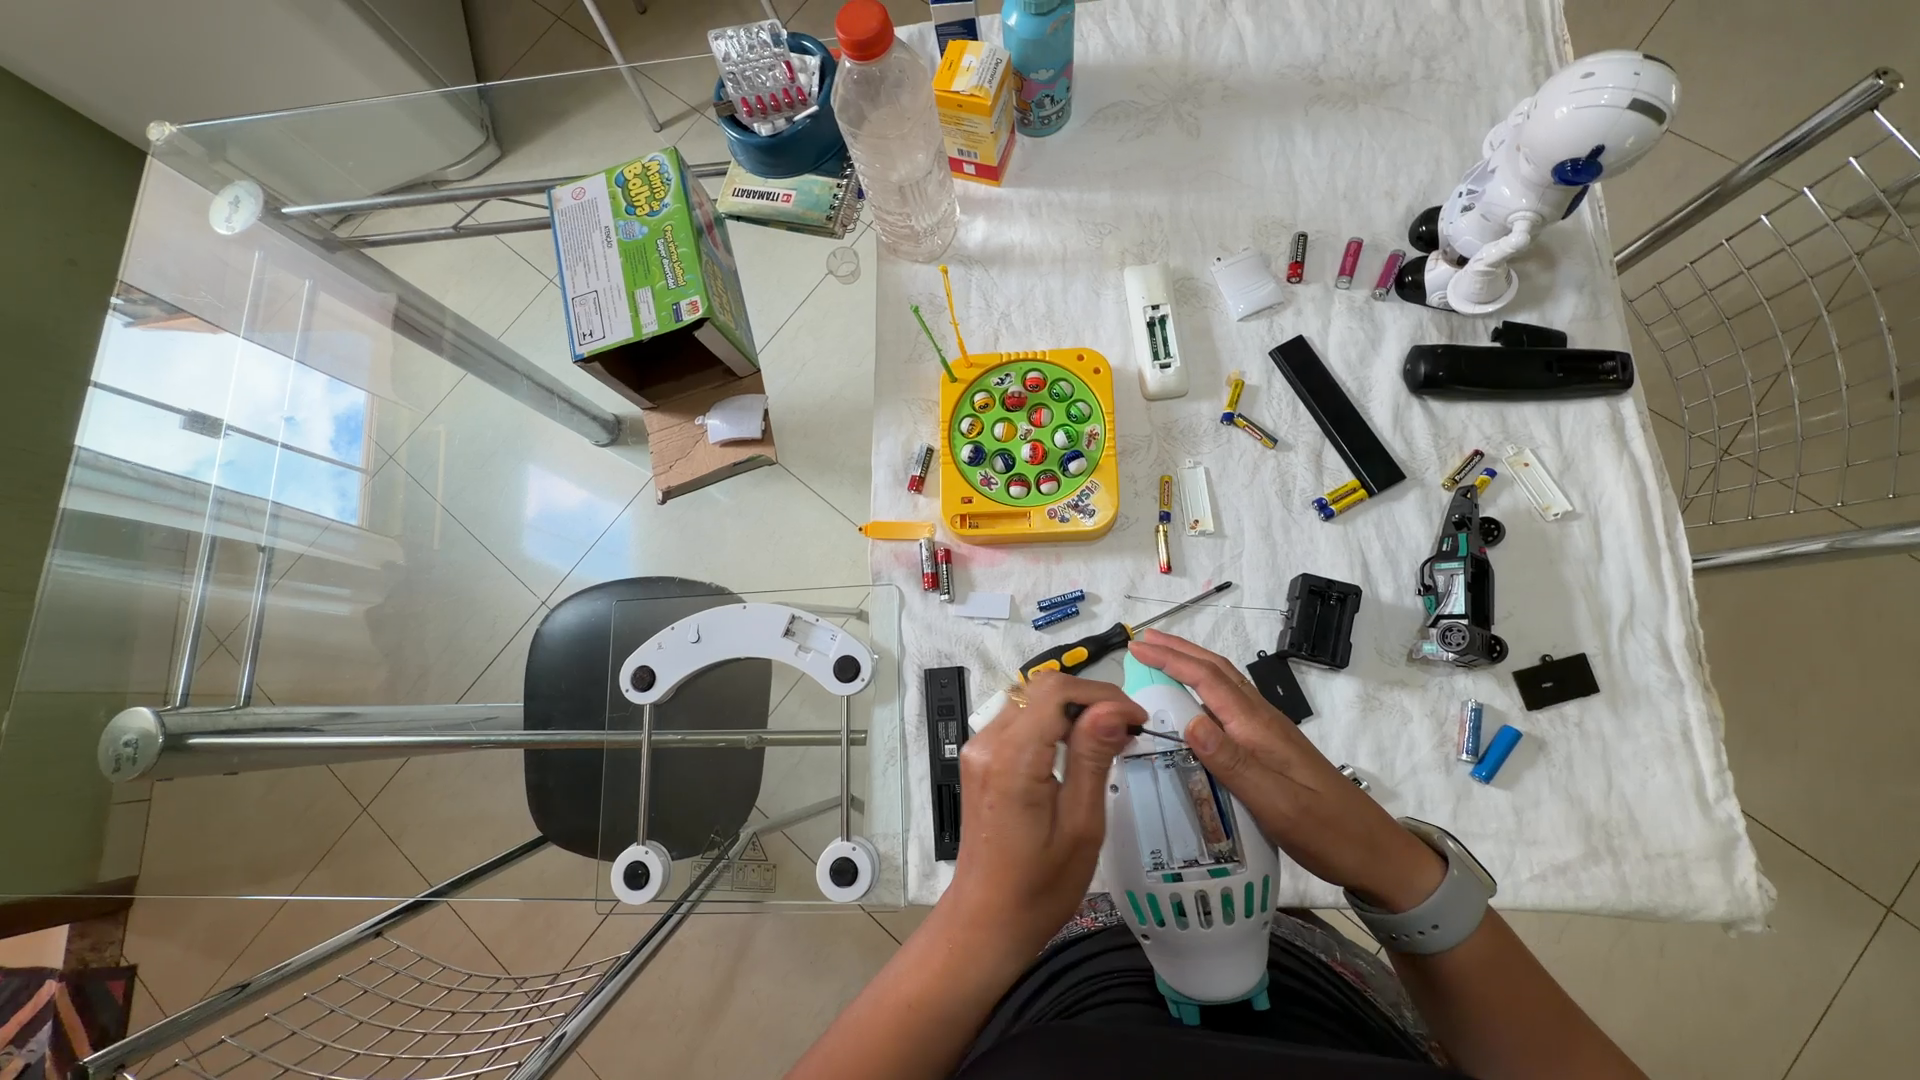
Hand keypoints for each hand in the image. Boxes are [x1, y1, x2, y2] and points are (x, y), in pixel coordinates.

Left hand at [943, 671, 1144, 953]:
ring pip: (1030, 700)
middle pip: (1041, 690)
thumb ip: (1093, 758)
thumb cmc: (1040, 886)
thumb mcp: (1081, 825)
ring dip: (1072, 709)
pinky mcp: (981, 759)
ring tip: (1110, 739)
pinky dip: (1053, 723)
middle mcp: (987, 743)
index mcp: (1012, 758)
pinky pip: (1019, 721)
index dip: (1102, 695)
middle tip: (1127, 730)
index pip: (1056, 691)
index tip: (1136, 720)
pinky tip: (1079, 749)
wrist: (987, 919)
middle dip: (1090, 699)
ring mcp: (979, 749)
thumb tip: (1113, 708)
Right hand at [1127, 630, 1444, 911]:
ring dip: (1191, 665)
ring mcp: (1269, 732)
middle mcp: (1262, 721)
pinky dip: (1204, 688)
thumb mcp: (1276, 803)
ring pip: (1225, 684)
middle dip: (1178, 651)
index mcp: (1259, 728)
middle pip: (1217, 672)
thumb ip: (1233, 763)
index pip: (1209, 681)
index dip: (1171, 661)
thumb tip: (1190, 722)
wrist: (1374, 852)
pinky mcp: (1271, 747)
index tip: (1138, 648)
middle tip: (1142, 641)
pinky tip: (1195, 701)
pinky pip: (1230, 703)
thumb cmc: (1325, 831)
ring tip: (1161, 658)